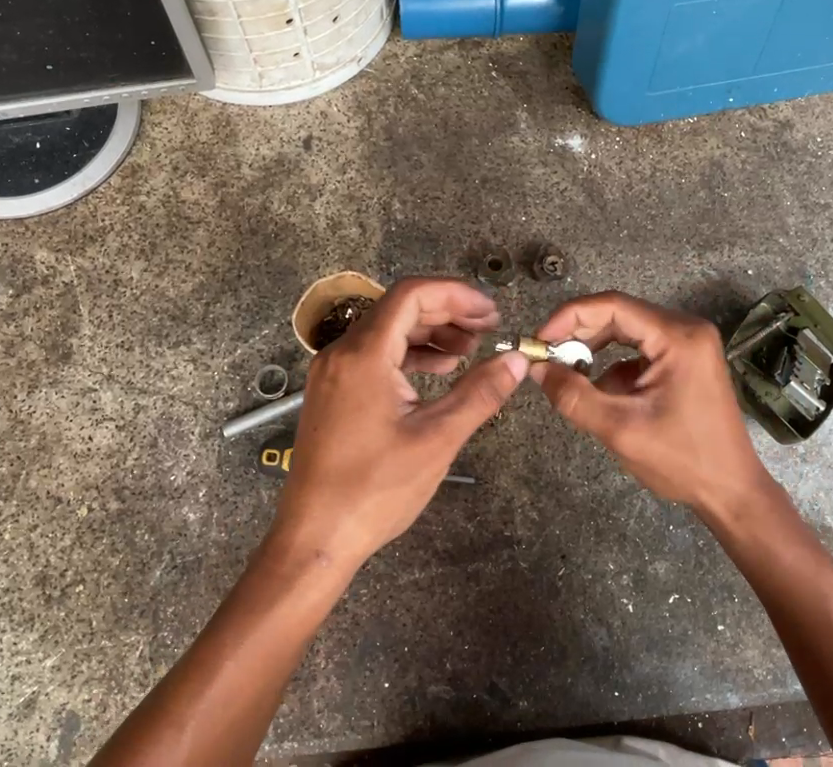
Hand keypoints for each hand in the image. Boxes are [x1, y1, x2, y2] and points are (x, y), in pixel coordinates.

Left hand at [272, 277, 527, 568]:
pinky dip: (410, 354)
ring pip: (387, 331)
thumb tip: (516, 362)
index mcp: (363, 355)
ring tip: (471, 349)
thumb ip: (479, 394)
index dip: (456, 294)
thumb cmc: (374, 491)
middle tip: (488, 327)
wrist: (316, 537)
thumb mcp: (437, 440)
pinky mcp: (333, 393)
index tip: (490, 311)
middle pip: (399, 308)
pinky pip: (375, 355)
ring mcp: (333, 373)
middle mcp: (342, 353)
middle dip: (447, 312)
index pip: (411, 295)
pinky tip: (440, 370)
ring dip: (430, 333)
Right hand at [532, 292, 771, 517]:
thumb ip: (573, 396)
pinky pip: (639, 350)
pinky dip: (613, 366)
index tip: (539, 339)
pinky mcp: (685, 361)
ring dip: (594, 350)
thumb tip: (536, 369)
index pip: (613, 305)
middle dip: (579, 334)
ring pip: (627, 332)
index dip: (569, 316)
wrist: (731, 491)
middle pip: (619, 314)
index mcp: (678, 337)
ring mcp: (688, 345)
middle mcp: (686, 330)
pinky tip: (600, 392)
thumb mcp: (619, 428)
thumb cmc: (682, 460)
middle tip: (547, 357)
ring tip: (568, 375)